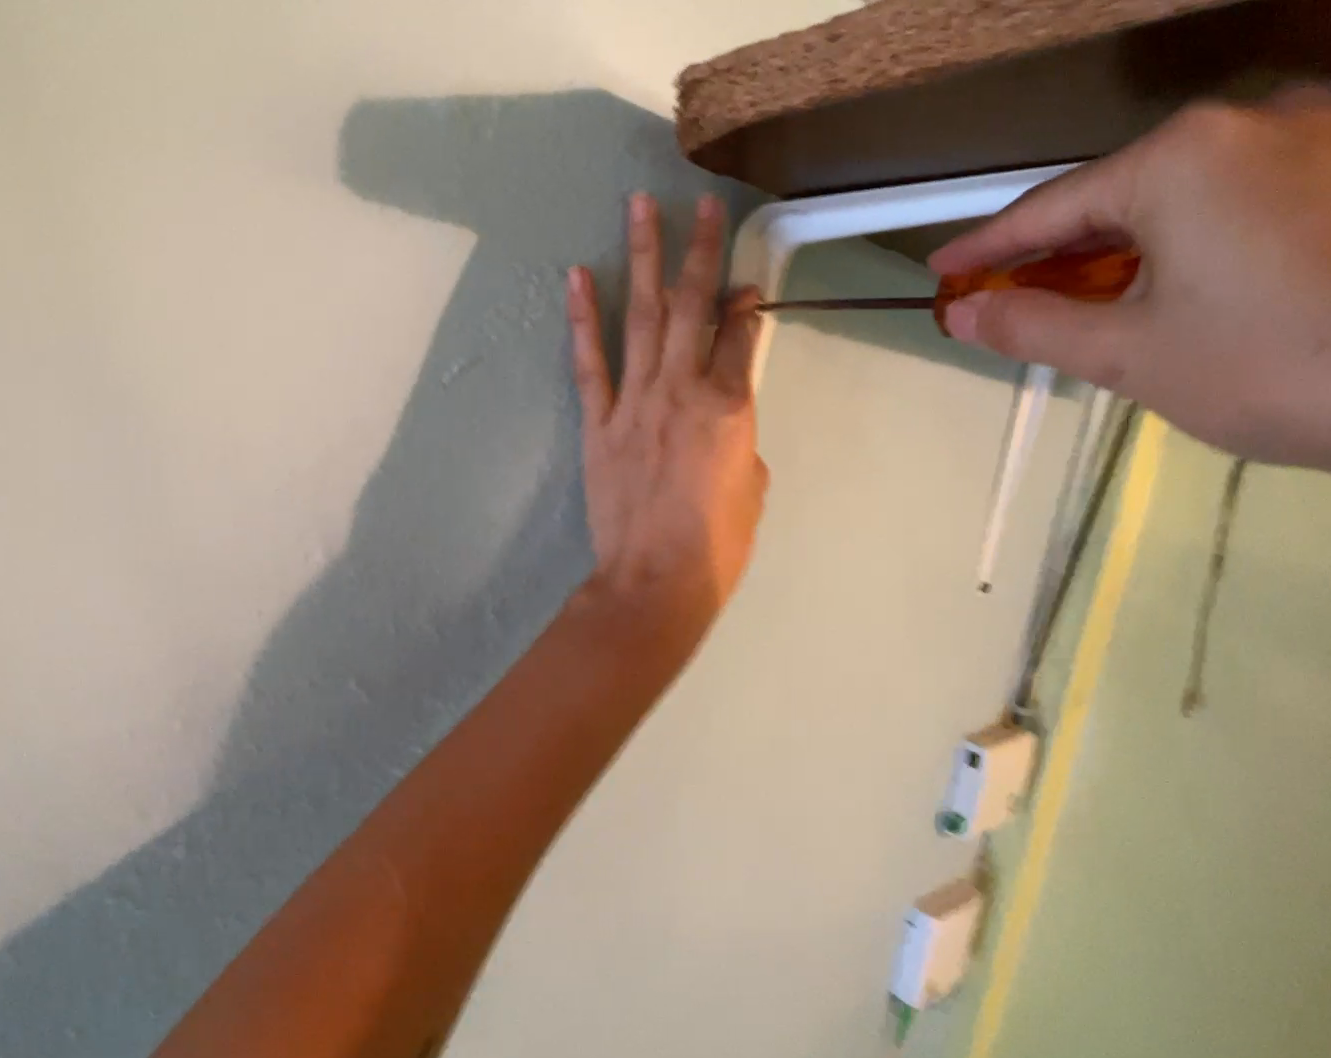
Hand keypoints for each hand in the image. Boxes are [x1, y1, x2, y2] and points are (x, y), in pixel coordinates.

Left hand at [566, 193, 767, 628]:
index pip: (740, 336)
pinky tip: (576, 275)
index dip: (745, 303)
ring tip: (640, 207)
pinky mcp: (598, 423)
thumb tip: (727, 417)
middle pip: (694, 307)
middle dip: (700, 251)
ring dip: (643, 258)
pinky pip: (589, 362)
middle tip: (702, 205)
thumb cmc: (718, 544)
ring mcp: (636, 402)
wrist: (656, 580)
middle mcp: (684, 390)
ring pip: (642, 317)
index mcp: (731, 407)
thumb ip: (742, 438)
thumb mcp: (753, 486)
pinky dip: (582, 317)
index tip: (744, 280)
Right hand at [930, 86, 1330, 528]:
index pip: (1051, 209)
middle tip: (1012, 304)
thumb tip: (963, 315)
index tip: (943, 274)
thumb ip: (1031, 326)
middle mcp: (1251, 123)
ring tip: (1093, 310)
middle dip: (1060, 258)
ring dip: (1126, 256)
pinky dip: (1194, 246)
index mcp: (1180, 157)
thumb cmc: (1273, 366)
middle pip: (1119, 200)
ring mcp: (1323, 140)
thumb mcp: (1128, 353)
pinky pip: (1246, 203)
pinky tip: (1183, 294)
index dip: (987, 251)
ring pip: (1186, 202)